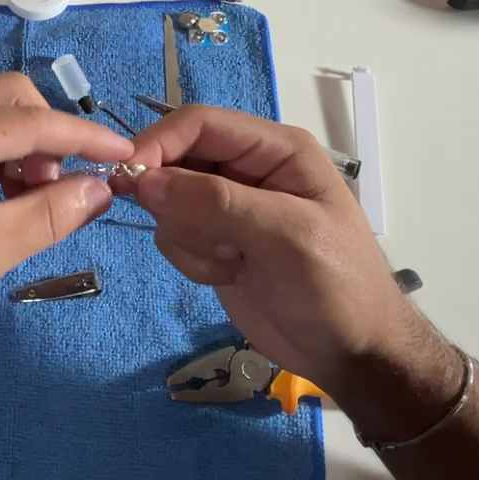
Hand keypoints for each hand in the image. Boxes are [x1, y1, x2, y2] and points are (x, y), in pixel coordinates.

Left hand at [0, 73, 132, 348]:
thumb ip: (47, 215)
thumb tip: (101, 187)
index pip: (30, 119)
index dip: (84, 136)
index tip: (125, 155)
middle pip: (10, 98)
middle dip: (49, 136)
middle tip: (62, 189)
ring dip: (23, 143)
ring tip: (31, 196)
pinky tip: (3, 190)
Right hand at [127, 107, 443, 395]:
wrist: (351, 355)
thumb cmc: (335, 288)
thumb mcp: (285, 236)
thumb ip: (216, 202)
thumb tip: (144, 180)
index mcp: (274, 149)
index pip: (199, 123)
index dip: (159, 142)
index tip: (127, 178)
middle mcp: (246, 168)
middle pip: (175, 158)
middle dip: (173, 198)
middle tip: (194, 235)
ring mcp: (227, 205)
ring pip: (167, 199)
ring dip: (188, 235)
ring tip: (230, 260)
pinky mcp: (213, 238)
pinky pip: (172, 232)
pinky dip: (190, 257)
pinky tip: (228, 273)